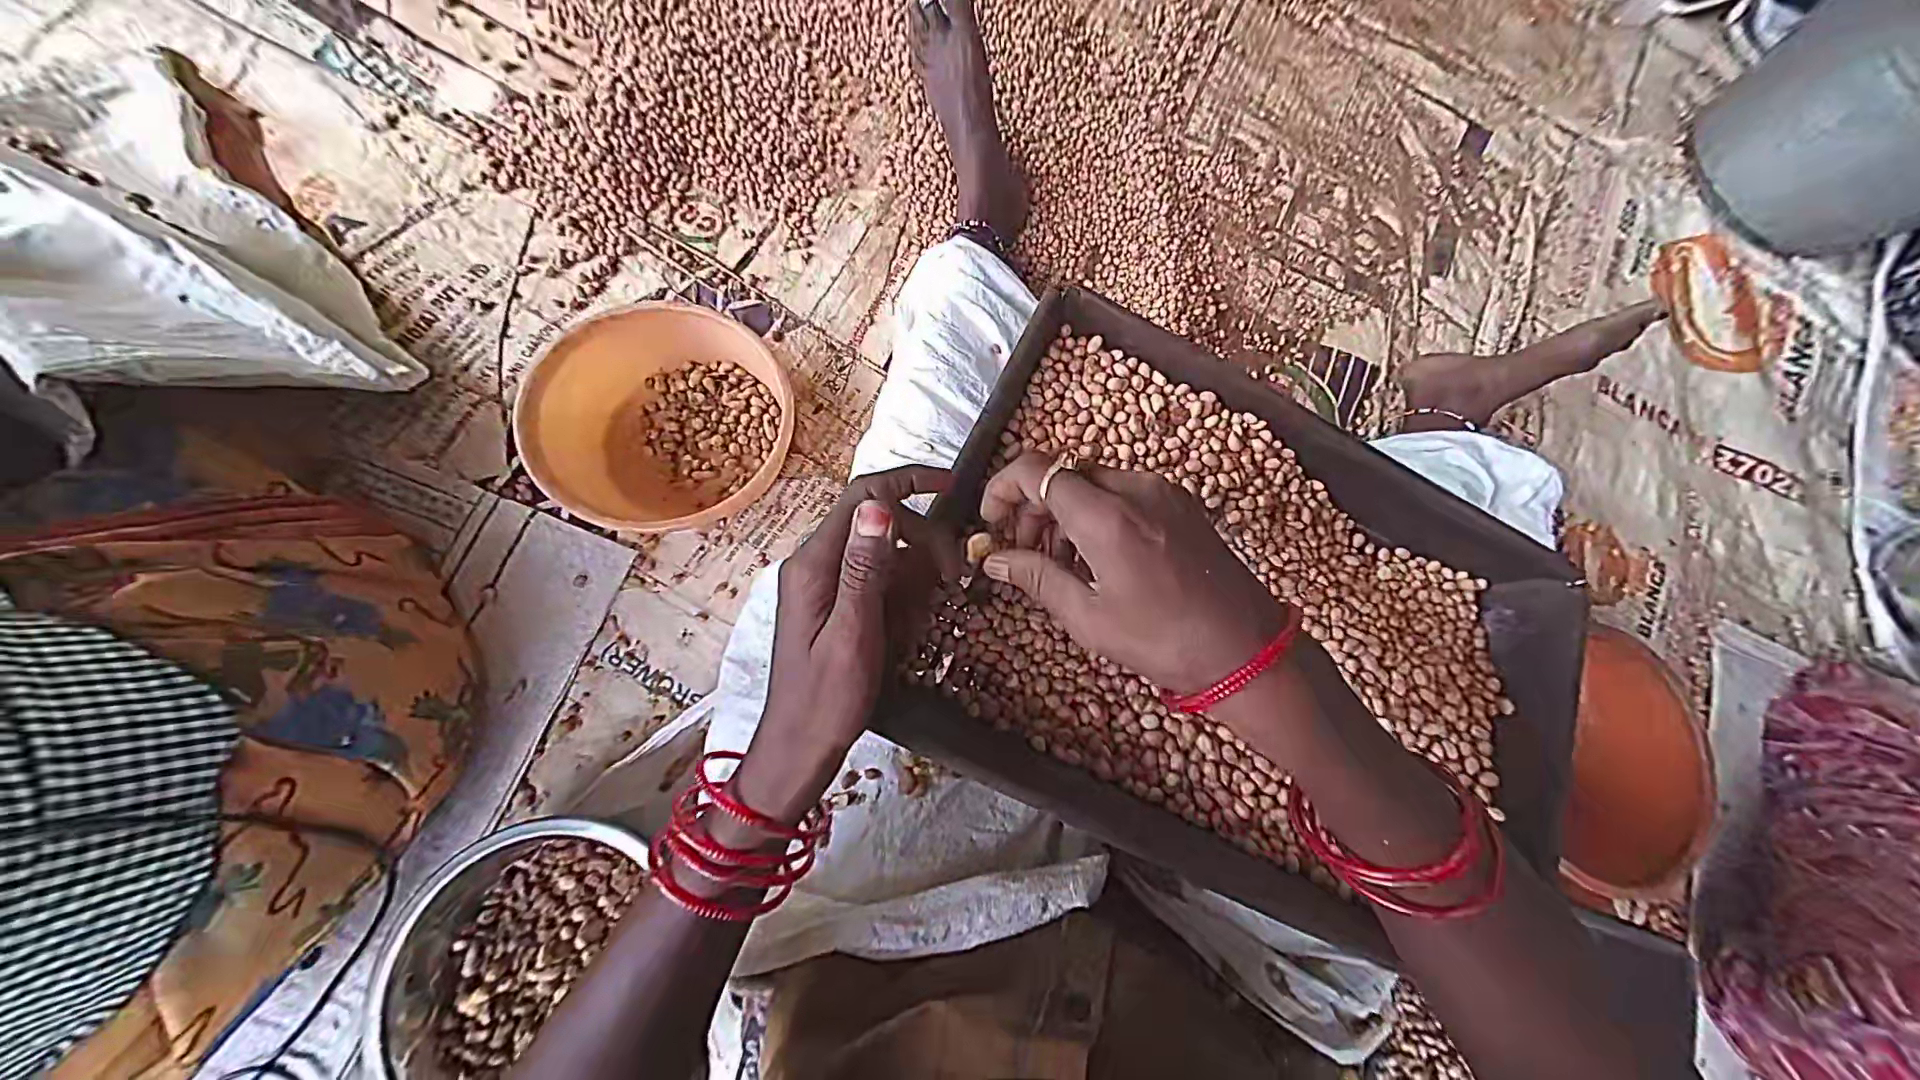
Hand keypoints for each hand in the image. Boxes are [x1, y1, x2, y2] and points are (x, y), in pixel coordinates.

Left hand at [728, 466, 959, 824]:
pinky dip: (903, 592)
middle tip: (955, 575)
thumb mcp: (852, 634)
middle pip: (877, 522)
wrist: (798, 747)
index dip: (908, 481)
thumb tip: (879, 506)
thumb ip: (864, 569)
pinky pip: (877, 580)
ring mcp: (824, 583)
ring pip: (882, 553)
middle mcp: (816, 564)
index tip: (952, 484)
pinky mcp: (835, 603)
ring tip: (940, 599)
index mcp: (815, 564)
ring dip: (916, 569)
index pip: (863, 498)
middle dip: (922, 539)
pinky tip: (914, 620)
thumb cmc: (825, 700)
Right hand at [978, 450, 1284, 695]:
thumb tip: (996, 559)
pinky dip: (1096, 513)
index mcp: (1107, 519)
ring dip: (1063, 513)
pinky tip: (1097, 556)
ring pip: (1091, 482)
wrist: (1246, 649)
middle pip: (1061, 475)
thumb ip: (1036, 577)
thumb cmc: (1166, 641)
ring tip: (1062, 562)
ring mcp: (1162, 492)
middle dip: (1031, 508)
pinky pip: (1122, 491)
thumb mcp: (1089, 617)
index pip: (1035, 472)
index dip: (1002, 489)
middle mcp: (1135, 491)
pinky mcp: (1180, 502)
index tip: (992, 519)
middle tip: (1024, 551)